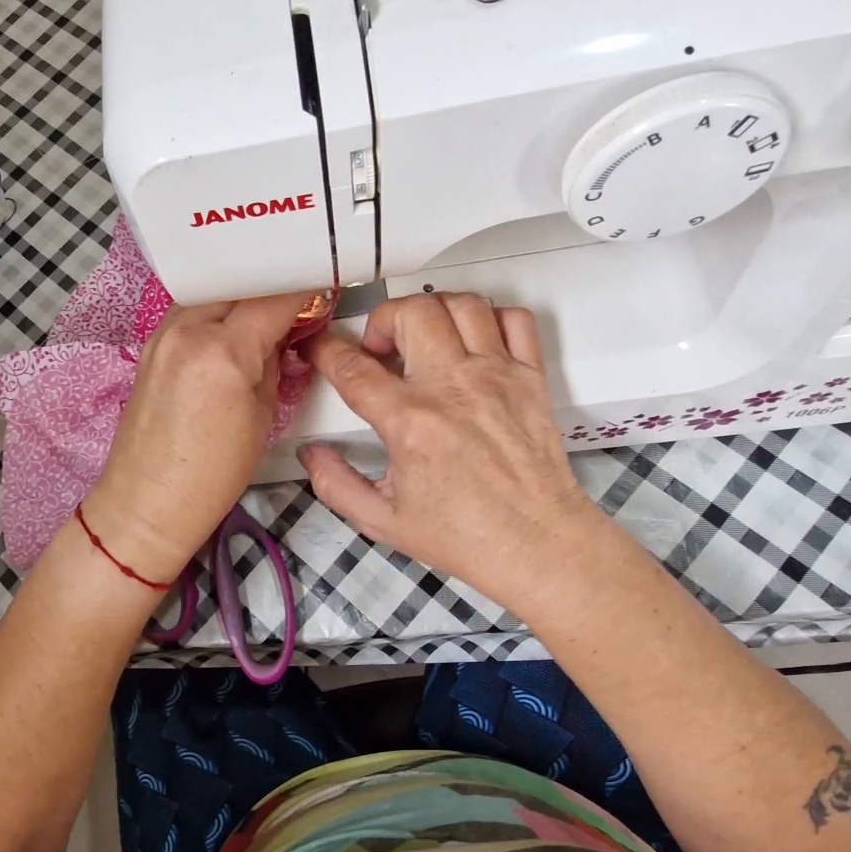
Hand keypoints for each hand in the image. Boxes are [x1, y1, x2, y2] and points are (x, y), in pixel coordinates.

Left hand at [84, 293, 311, 584]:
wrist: (148, 502)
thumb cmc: (212, 475)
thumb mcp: (262, 416)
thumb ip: (273, 364)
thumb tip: (283, 337)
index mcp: (223, 351)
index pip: (274, 299)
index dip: (305, 293)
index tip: (324, 293)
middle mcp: (188, 331)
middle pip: (240, 287)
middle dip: (271, 294)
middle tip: (297, 311)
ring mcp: (163, 335)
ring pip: (213, 295)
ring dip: (241, 301)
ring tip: (265, 323)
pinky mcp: (150, 347)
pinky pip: (191, 314)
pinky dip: (216, 315)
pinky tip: (233, 334)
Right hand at [300, 294, 606, 597]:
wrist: (538, 547)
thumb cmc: (466, 537)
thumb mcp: (381, 520)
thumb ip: (335, 483)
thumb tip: (312, 454)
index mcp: (411, 423)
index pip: (353, 366)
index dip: (325, 349)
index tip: (320, 348)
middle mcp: (454, 389)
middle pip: (411, 312)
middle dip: (383, 320)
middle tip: (380, 350)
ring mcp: (497, 377)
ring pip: (461, 304)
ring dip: (432, 312)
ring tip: (423, 340)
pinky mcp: (531, 380)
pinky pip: (515, 320)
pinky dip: (489, 318)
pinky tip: (473, 343)